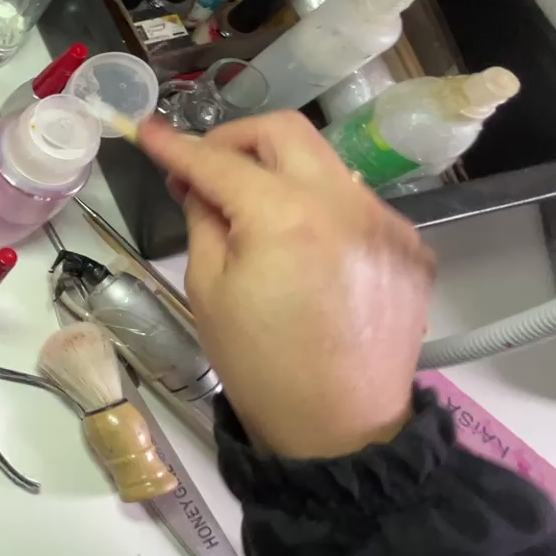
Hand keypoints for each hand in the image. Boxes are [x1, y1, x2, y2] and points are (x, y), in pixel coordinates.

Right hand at [138, 113, 435, 458]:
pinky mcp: (408, 245)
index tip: (147, 131)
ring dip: (274, 171)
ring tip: (244, 210)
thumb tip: (201, 186)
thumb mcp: (207, 287)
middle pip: (284, 132)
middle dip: (233, 138)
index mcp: (286, 218)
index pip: (219, 162)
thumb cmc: (255, 361)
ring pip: (321, 163)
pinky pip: (350, 201)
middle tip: (200, 165)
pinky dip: (311, 205)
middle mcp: (345, 204)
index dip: (176, 145)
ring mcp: (387, 222)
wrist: (338, 424)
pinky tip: (293, 244)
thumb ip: (205, 220)